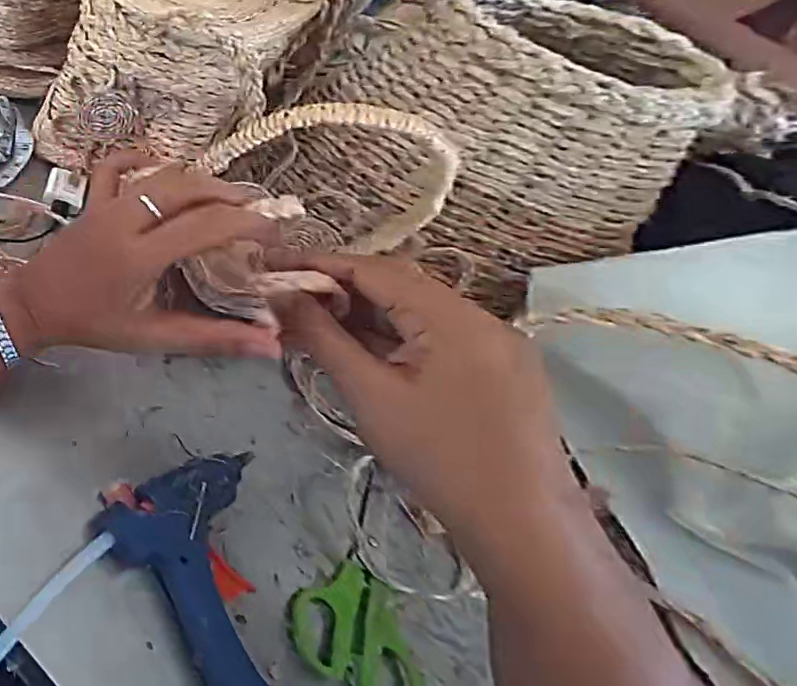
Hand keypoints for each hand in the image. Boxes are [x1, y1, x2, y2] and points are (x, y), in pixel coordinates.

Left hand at [0, 152, 282, 360]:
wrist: (33, 304)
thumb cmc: (91, 322)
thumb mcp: (149, 336)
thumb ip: (210, 337)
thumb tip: (272, 346)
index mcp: (138, 256)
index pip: (204, 226)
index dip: (247, 222)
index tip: (274, 230)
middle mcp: (121, 222)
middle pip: (183, 189)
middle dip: (227, 194)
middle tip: (257, 208)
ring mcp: (102, 206)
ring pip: (155, 175)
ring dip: (194, 179)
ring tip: (225, 193)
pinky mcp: (89, 201)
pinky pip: (112, 167)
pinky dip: (138, 158)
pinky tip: (161, 165)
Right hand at [270, 254, 579, 541]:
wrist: (525, 533)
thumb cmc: (439, 457)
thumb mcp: (367, 392)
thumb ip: (321, 334)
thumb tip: (279, 293)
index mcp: (456, 320)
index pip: (374, 270)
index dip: (318, 263)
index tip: (271, 265)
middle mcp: (482, 321)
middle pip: (396, 284)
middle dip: (337, 286)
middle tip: (285, 295)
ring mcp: (495, 346)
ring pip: (413, 309)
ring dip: (360, 311)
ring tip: (310, 322)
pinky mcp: (497, 369)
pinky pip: (432, 333)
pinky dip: (388, 333)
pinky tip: (354, 346)